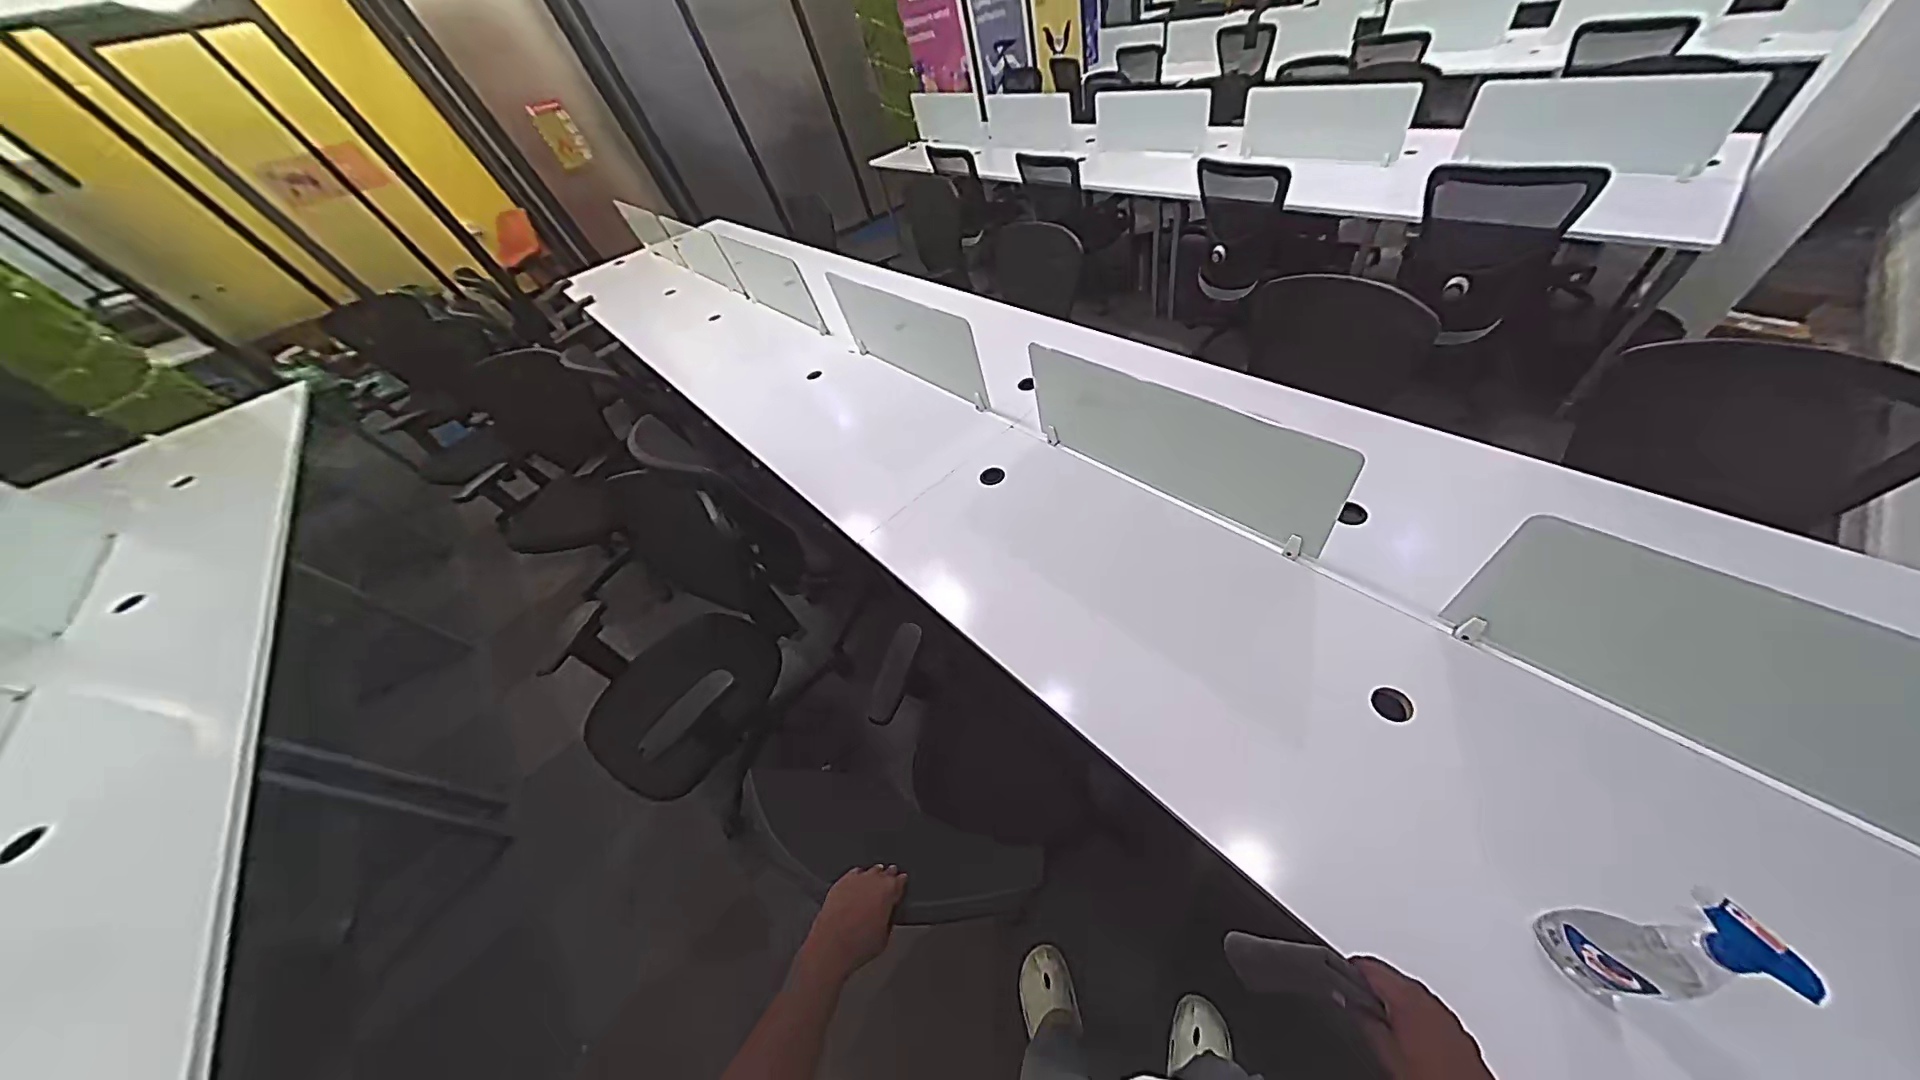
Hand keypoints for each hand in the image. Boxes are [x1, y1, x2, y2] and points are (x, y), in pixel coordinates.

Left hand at [795, 865, 907, 984]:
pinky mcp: (840, 883)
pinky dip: (857, 876)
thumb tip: (886, 916)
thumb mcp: (884, 937)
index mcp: (889, 892)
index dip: (901, 881)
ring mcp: (856, 879)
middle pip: (885, 872)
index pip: (900, 881)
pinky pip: (853, 874)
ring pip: (869, 871)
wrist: (832, 945)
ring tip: (874, 877)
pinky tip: (856, 880)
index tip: (901, 881)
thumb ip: (888, 919)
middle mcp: (874, 880)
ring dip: (873, 874)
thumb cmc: (859, 944)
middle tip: (890, 876)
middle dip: (888, 875)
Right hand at [1349, 957, 1494, 1079]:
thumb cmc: (1429, 1077)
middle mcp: (1429, 1000)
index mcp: (1408, 994)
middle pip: (1390, 982)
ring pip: (1410, 1000)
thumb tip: (1344, 999)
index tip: (1337, 981)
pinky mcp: (1459, 1036)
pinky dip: (1415, 1024)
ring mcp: (1448, 1018)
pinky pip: (1428, 1018)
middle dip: (1371, 992)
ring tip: (1381, 1032)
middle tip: (1355, 1009)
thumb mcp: (1382, 1050)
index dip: (1347, 971)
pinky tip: (1410, 1047)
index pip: (1367, 965)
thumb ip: (1361, 1018)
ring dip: (1394, 1008)